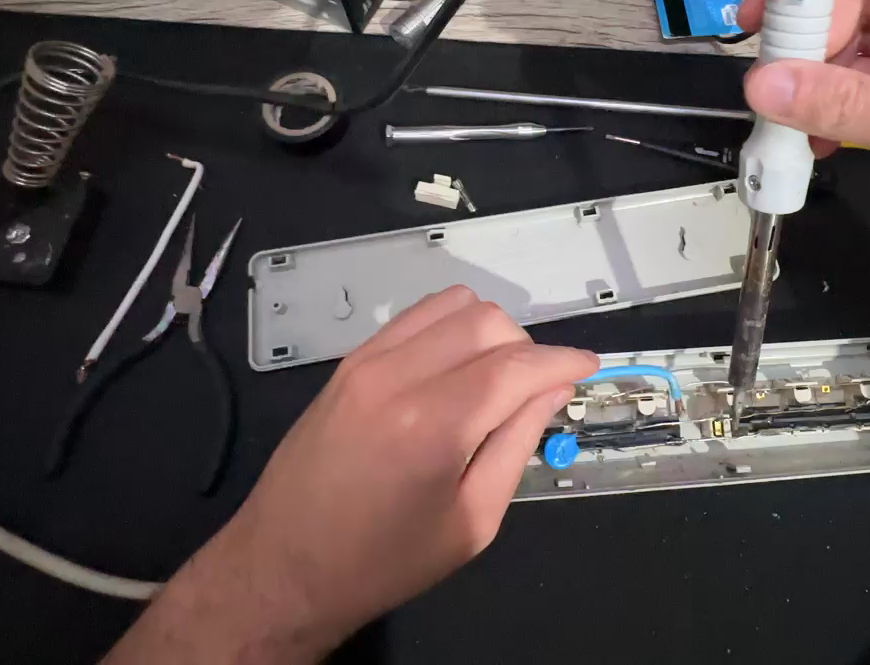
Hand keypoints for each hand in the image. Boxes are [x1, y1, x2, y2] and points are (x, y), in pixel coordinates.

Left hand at [104, 287, 596, 664]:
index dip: (562, 361)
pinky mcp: (352, 358)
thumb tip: (552, 388)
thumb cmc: (385, 559)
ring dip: (490, 330)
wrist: (283, 566)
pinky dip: (452, 325)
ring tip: (494, 375)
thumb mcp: (472, 521)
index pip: (516, 366)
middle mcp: (398, 376)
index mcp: (432, 427)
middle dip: (527, 347)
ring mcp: (369, 359)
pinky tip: (456, 363)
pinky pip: (419, 313)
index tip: (587, 366)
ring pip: (455, 304)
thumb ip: (518, 444)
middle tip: (535, 388)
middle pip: (488, 322)